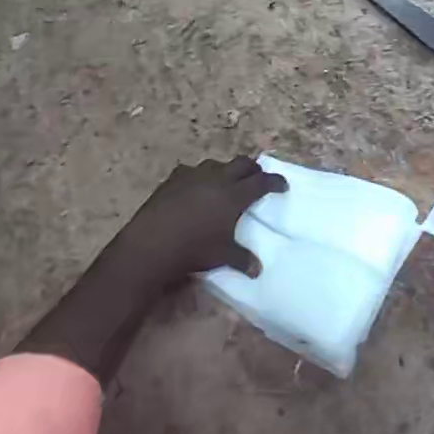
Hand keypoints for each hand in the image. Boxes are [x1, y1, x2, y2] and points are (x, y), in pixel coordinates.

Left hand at [21, 157, 286, 379]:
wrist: (151, 245)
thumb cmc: (193, 250)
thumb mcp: (223, 256)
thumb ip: (242, 259)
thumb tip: (257, 270)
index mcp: (235, 195)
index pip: (262, 182)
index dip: (275, 182)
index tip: (282, 185)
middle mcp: (218, 179)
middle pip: (243, 164)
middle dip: (253, 170)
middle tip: (258, 179)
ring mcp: (193, 176)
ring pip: (217, 164)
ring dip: (226, 171)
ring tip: (226, 182)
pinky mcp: (173, 179)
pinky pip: (192, 171)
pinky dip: (200, 176)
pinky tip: (196, 187)